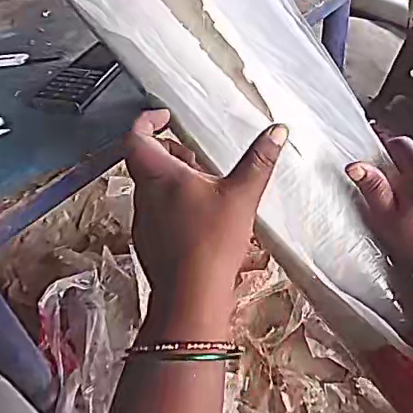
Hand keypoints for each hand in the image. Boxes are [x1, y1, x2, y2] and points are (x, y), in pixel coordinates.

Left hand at [126, 110, 286, 303]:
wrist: (190, 295)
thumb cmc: (209, 244)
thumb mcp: (241, 195)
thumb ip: (259, 161)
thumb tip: (276, 133)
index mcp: (158, 175)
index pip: (136, 136)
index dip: (147, 121)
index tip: (163, 117)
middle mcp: (144, 194)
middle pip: (145, 160)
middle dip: (169, 151)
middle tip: (193, 154)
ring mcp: (144, 219)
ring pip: (152, 186)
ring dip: (173, 178)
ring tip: (203, 184)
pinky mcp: (148, 241)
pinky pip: (156, 211)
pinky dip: (173, 203)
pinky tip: (200, 216)